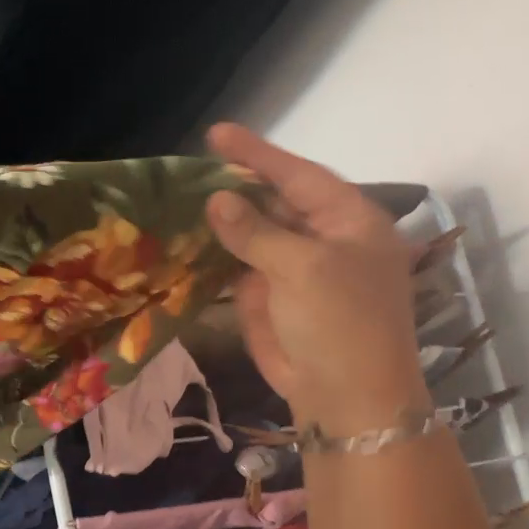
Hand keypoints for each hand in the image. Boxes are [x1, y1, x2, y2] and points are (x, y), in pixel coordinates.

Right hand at [204, 123, 429, 433]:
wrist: (344, 395)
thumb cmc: (340, 323)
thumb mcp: (301, 269)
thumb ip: (256, 231)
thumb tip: (217, 199)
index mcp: (349, 222)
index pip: (299, 175)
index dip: (258, 154)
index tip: (217, 133)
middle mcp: (323, 239)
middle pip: (275, 201)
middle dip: (236, 187)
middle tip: (190, 171)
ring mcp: (295, 269)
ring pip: (252, 234)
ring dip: (220, 221)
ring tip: (180, 201)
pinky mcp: (271, 297)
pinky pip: (238, 266)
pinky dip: (213, 255)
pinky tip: (186, 242)